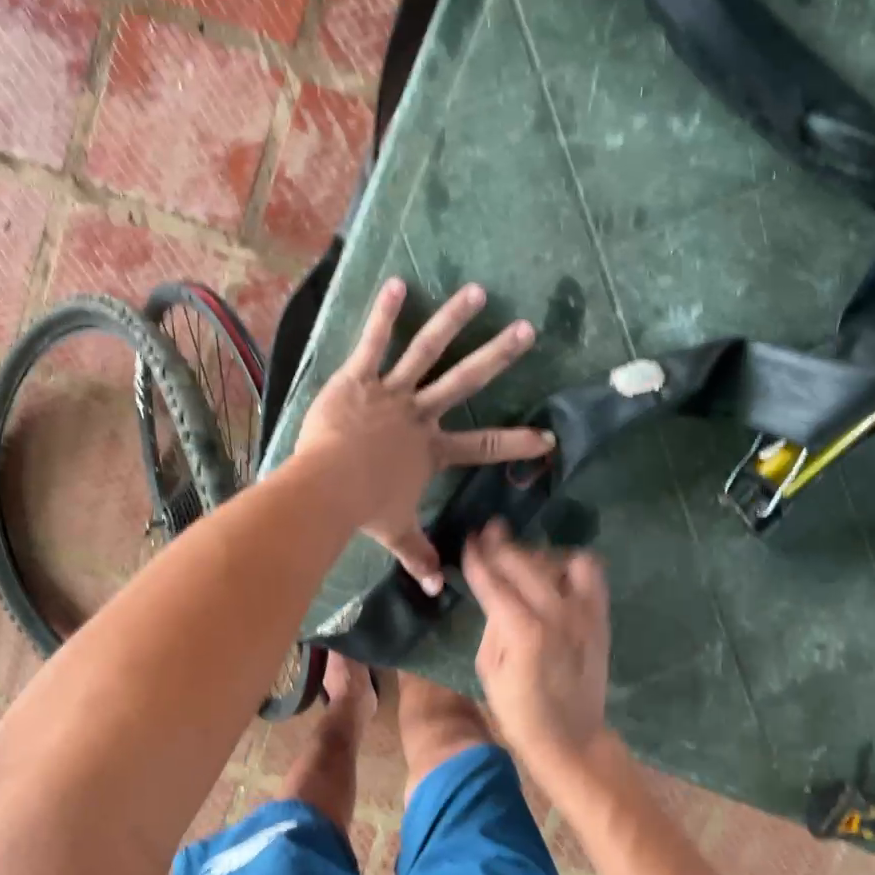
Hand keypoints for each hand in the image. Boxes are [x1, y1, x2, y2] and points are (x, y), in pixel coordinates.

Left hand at [295, 279, 552, 593]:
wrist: (327, 486)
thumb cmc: (362, 508)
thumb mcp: (395, 532)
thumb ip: (417, 555)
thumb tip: (436, 590)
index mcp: (430, 450)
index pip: (482, 447)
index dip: (515, 444)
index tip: (547, 439)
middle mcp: (419, 414)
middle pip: (465, 381)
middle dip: (499, 356)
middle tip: (528, 330)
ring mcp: (391, 392)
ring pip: (427, 350)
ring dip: (453, 320)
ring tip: (477, 293)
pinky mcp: (359, 378)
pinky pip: (374, 342)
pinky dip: (384, 313)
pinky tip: (398, 284)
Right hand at [463, 520, 611, 772]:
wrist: (572, 739)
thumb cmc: (519, 712)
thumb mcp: (489, 669)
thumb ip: (492, 624)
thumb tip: (496, 594)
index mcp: (522, 630)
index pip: (494, 580)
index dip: (477, 557)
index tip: (468, 539)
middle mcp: (556, 613)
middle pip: (523, 562)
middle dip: (500, 545)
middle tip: (487, 534)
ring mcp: (583, 613)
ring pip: (559, 560)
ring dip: (536, 554)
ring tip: (522, 559)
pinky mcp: (600, 617)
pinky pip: (590, 573)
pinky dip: (570, 565)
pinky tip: (555, 572)